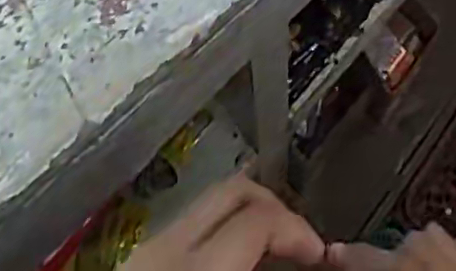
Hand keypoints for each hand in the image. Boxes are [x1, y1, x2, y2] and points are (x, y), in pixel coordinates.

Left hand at [120, 176, 324, 270]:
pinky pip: (189, 228)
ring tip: (272, 252)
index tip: (319, 257)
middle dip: (275, 207)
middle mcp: (168, 247)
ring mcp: (147, 250)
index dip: (298, 231)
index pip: (258, 220)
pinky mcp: (135, 263)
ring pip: (210, 205)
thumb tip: (299, 266)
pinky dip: (221, 233)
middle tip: (299, 244)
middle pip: (234, 191)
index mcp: (196, 270)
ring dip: (248, 216)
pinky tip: (234, 264)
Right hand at [327, 225, 455, 270]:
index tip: (331, 251)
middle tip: (389, 269)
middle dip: (391, 259)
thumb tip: (350, 263)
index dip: (343, 253)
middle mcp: (422, 245)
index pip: (359, 255)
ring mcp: (452, 246)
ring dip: (421, 256)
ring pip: (426, 241)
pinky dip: (449, 256)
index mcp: (398, 260)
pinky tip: (449, 265)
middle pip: (396, 245)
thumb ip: (371, 266)